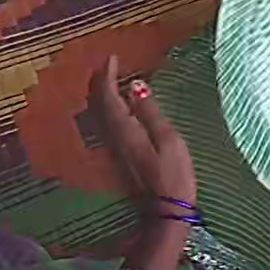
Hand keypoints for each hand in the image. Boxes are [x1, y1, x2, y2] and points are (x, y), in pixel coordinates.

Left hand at [91, 55, 195, 209]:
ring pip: (99, 114)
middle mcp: (112, 137)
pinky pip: (106, 124)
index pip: (108, 95)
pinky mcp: (120, 157)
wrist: (165, 212)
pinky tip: (119, 106)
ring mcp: (114, 149)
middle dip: (99, 81)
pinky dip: (109, 108)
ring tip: (112, 80)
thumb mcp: (168, 139)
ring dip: (102, 94)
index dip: (108, 75)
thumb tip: (136, 85)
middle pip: (97, 104)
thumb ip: (150, 111)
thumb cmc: (173, 176)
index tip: (112, 57)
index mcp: (124, 129)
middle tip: (109, 65)